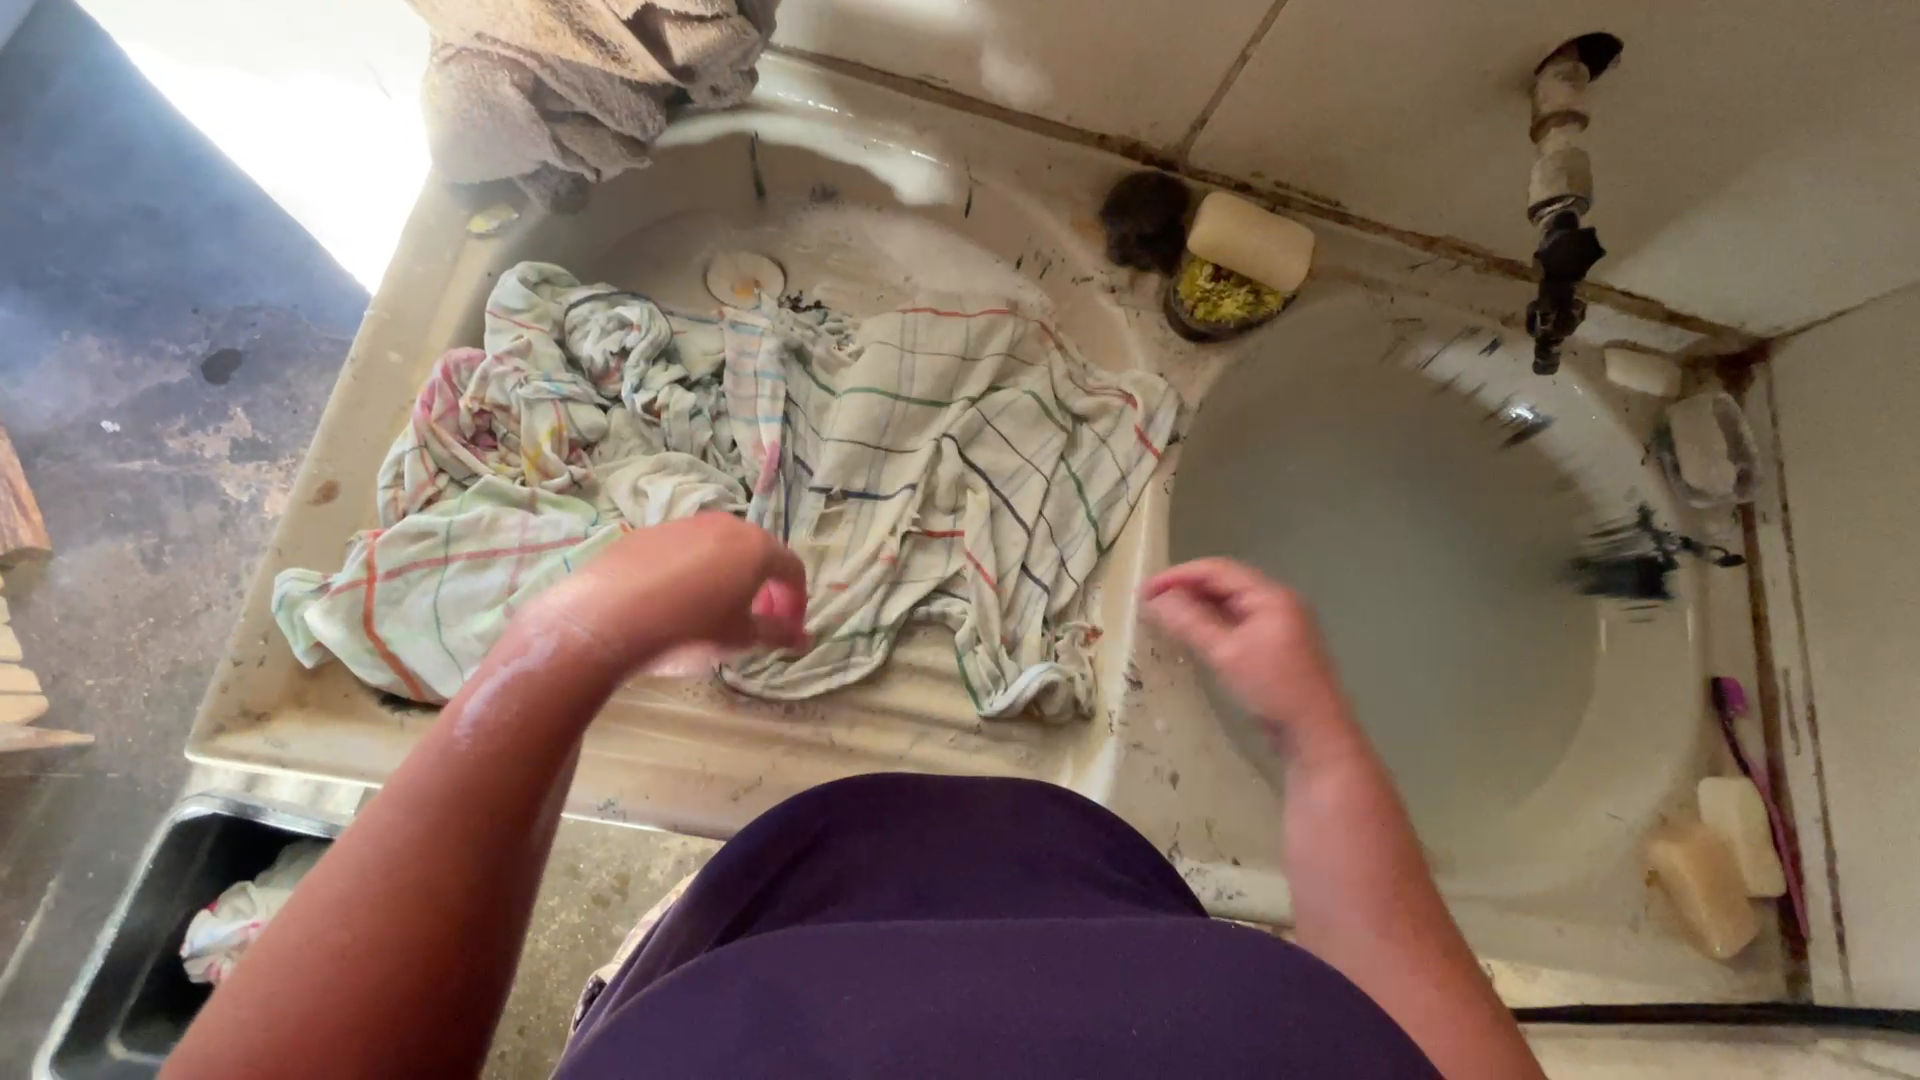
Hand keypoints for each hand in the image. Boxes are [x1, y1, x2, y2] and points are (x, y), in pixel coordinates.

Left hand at [521, 514, 808, 674]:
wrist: (603, 619)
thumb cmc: (687, 631)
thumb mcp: (741, 640)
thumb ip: (778, 634)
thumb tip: (803, 637)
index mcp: (756, 547)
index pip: (792, 569)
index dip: (797, 601)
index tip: (788, 629)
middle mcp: (724, 526)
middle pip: (757, 554)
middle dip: (764, 588)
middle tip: (755, 620)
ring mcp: (682, 525)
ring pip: (719, 550)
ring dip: (727, 579)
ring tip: (712, 613)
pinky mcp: (645, 533)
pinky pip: (683, 552)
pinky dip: (690, 575)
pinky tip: (672, 605)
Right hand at [1141, 559, 1353, 749]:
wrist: (1316, 734)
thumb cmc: (1273, 689)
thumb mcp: (1226, 653)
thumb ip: (1189, 621)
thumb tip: (1156, 598)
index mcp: (1271, 596)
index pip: (1217, 570)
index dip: (1178, 575)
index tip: (1146, 589)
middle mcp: (1277, 602)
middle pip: (1224, 583)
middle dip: (1185, 589)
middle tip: (1150, 602)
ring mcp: (1278, 624)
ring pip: (1230, 603)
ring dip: (1197, 606)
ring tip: (1163, 615)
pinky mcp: (1274, 646)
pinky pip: (1236, 622)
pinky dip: (1211, 623)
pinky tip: (1191, 633)